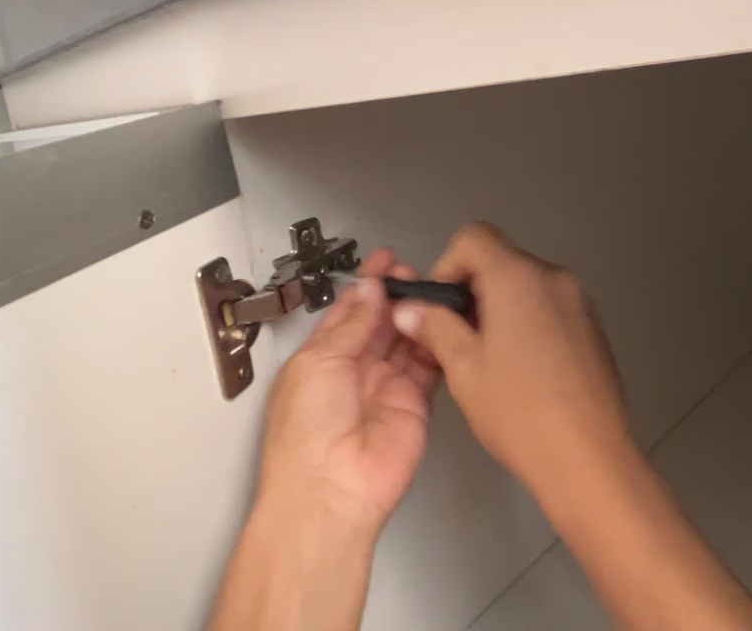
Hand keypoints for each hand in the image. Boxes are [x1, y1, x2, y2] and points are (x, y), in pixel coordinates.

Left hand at [255, 249, 440, 531]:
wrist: (332, 492)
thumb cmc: (306, 432)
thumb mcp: (319, 363)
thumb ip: (352, 323)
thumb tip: (370, 289)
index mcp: (321, 358)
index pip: (348, 312)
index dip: (367, 284)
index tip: (385, 259)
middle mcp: (355, 369)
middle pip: (380, 321)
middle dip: (395, 294)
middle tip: (413, 270)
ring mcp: (386, 384)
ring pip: (406, 338)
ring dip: (417, 312)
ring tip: (432, 286)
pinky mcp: (415, 401)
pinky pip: (429, 363)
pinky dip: (437, 339)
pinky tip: (445, 316)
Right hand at [390, 224, 632, 508]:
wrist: (590, 458)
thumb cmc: (519, 410)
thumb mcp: (464, 368)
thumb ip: (435, 327)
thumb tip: (408, 308)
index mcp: (519, 277)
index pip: (474, 236)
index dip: (446, 265)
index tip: (441, 310)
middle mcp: (553, 276)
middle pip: (501, 259)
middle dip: (471, 291)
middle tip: (457, 341)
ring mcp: (579, 301)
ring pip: (525, 285)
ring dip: (499, 308)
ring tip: (489, 361)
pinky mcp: (593, 326)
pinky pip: (549, 306)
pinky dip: (527, 321)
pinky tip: (524, 371)